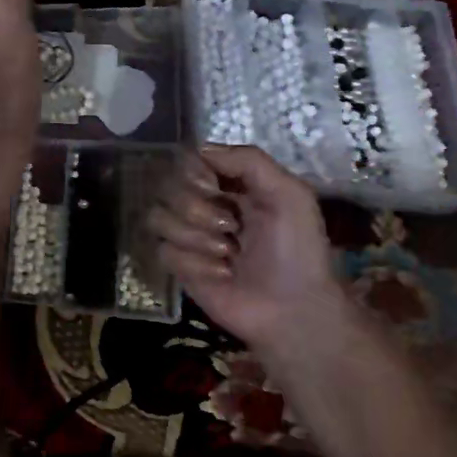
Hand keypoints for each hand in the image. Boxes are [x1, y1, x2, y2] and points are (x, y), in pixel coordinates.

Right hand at [149, 145, 354, 351]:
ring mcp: (188, 237)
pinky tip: (220, 274)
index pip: (188, 162)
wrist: (291, 306)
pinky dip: (195, 262)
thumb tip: (198, 150)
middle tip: (231, 227)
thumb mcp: (289, 194)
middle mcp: (205, 207)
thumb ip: (249, 161)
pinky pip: (164, 250)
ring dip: (197, 237)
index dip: (193, 172)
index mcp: (231, 186)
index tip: (213, 185)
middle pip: (167, 188)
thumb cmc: (297, 249)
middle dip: (197, 208)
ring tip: (229, 254)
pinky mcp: (179, 267)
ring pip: (159, 218)